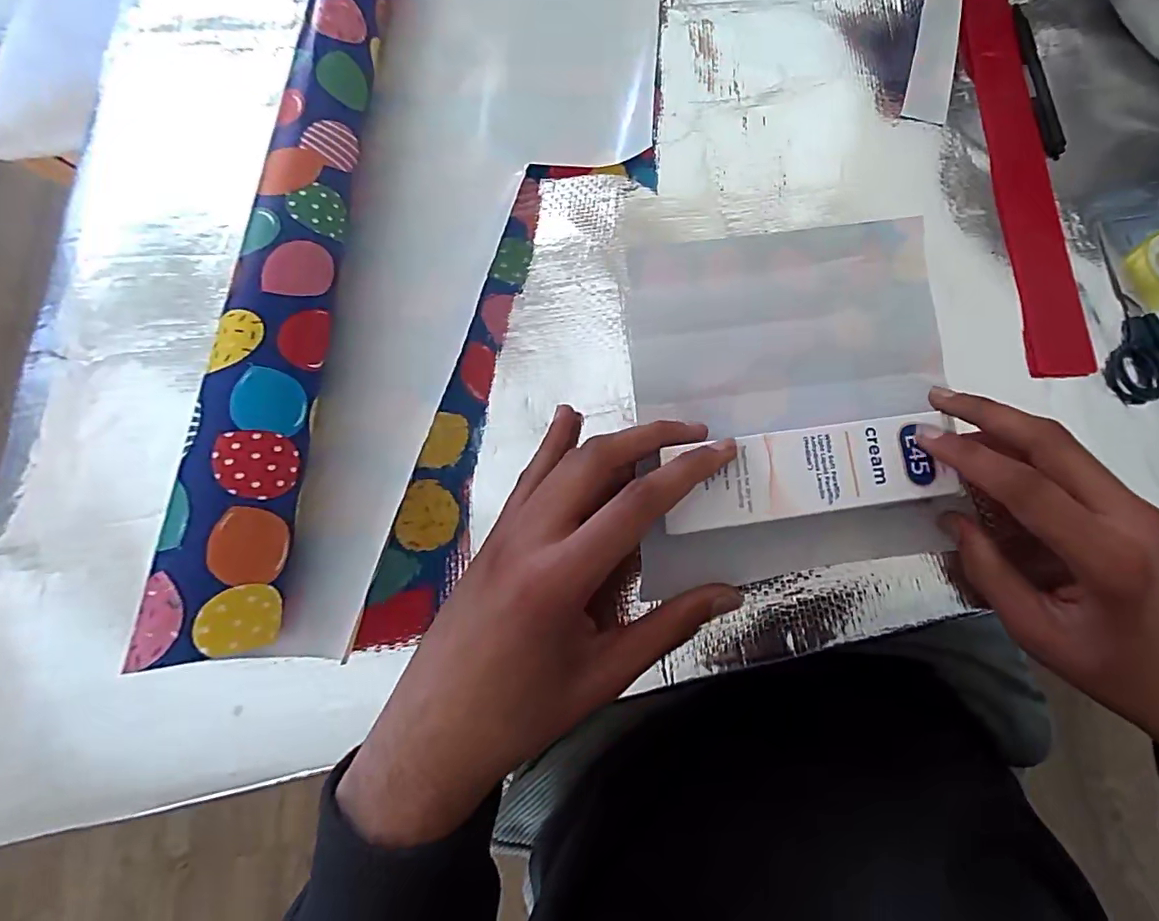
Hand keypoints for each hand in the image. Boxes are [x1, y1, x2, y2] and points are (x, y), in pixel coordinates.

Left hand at [336, 406, 743, 847]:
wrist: (429, 740)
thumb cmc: (522, 714)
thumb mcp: (606, 676)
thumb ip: (671, 625)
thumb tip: (729, 594)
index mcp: (560, 577)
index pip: (636, 503)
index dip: (686, 471)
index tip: (722, 451)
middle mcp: (530, 540)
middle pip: (597, 462)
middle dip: (652, 437)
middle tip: (697, 434)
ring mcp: (505, 534)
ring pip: (562, 462)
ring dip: (613, 438)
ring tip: (657, 430)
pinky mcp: (493, 540)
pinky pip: (530, 480)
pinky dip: (554, 445)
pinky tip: (568, 417)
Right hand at [919, 388, 1158, 841]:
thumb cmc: (1124, 678)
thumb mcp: (1044, 639)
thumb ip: (993, 576)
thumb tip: (954, 521)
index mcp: (1107, 555)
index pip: (1029, 486)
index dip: (972, 456)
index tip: (929, 438)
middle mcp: (1128, 514)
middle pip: (1052, 442)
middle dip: (991, 412)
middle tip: (942, 397)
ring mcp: (1138, 506)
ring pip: (1067, 449)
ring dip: (1012, 429)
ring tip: (961, 424)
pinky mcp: (1137, 509)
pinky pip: (1077, 470)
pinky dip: (1033, 457)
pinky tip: (1001, 463)